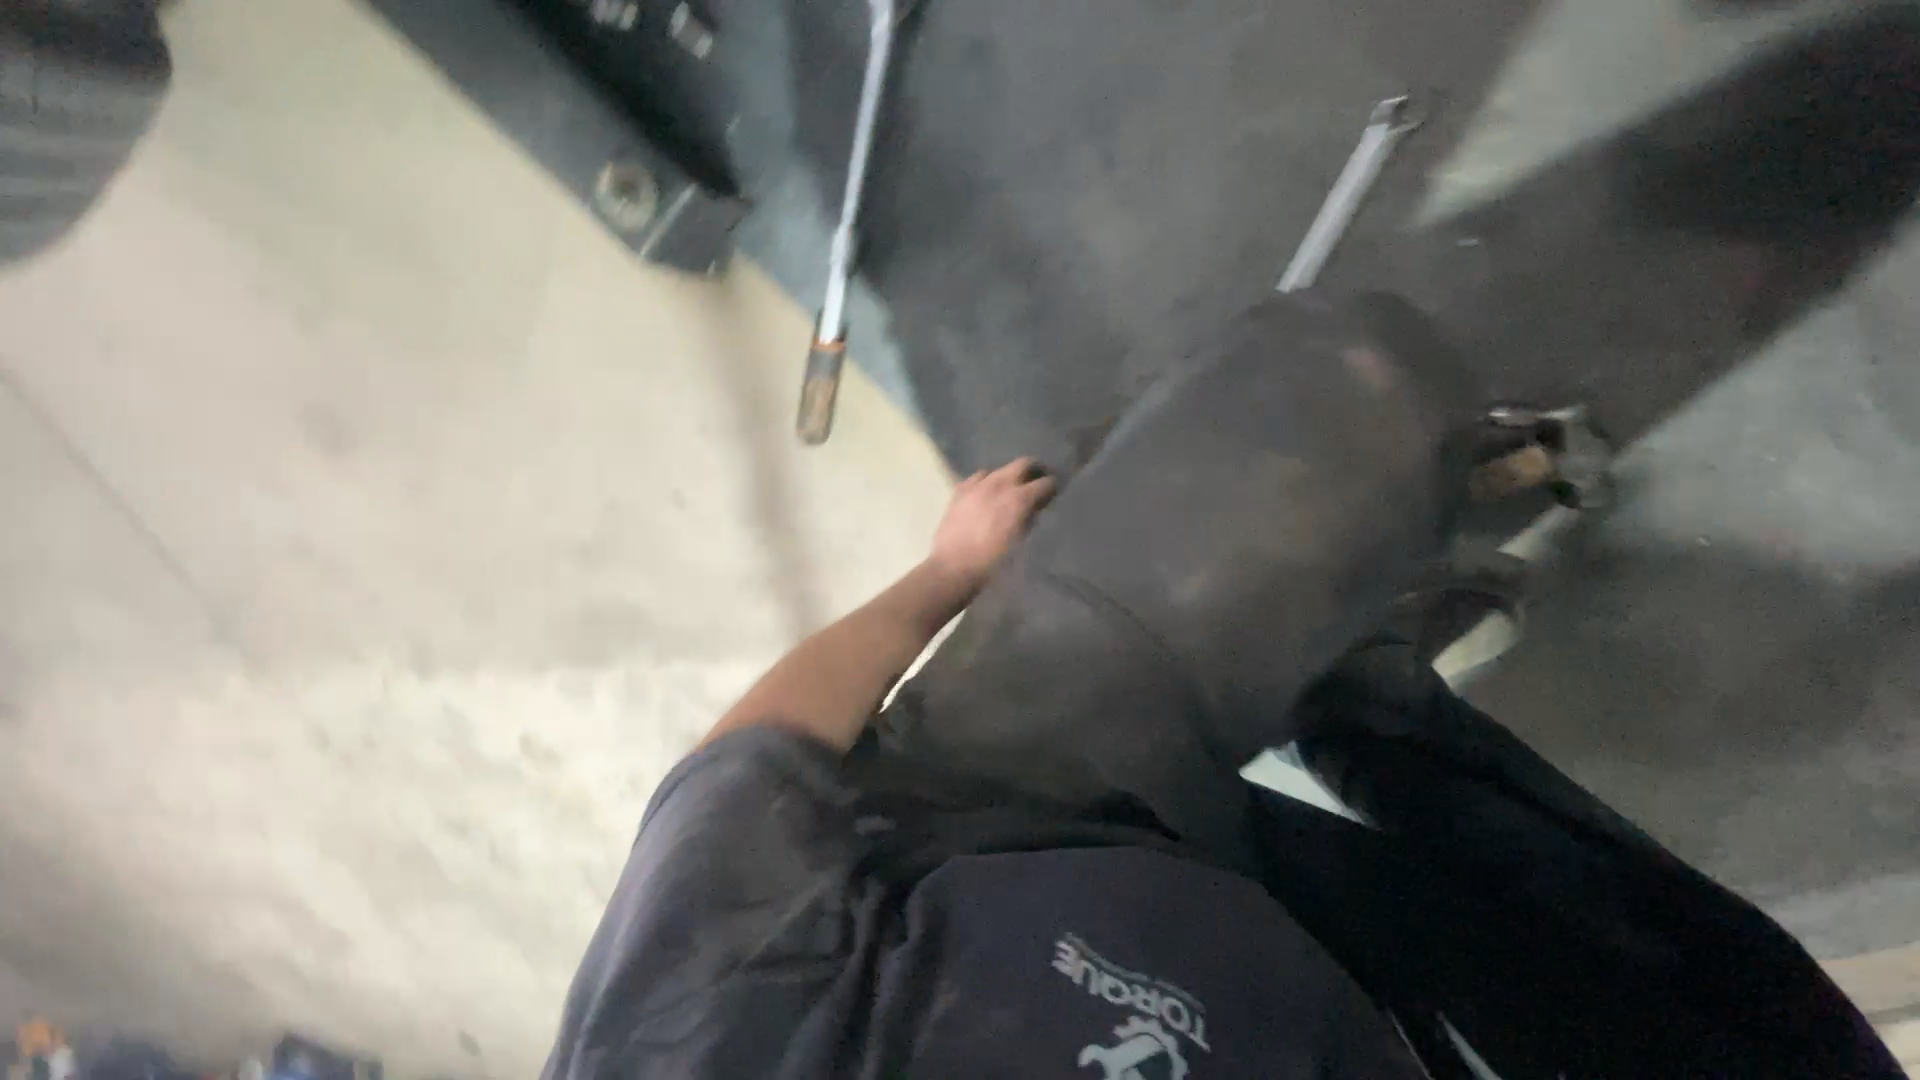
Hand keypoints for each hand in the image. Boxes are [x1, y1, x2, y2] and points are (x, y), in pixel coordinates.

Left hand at [928, 458, 1056, 593]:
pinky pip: (978, 478)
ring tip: (1009, 490)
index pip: (1044, 482)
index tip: (1054, 492)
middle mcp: (999, 484)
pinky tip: (986, 493)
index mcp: (1019, 498)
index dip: (1052, 487)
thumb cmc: (993, 562)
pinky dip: (986, 482)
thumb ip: (1029, 519)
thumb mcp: (1021, 542)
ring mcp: (977, 485)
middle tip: (1036, 482)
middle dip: (1033, 470)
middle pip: (1022, 464)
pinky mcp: (960, 490)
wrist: (954, 567)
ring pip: (999, 470)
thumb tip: (1033, 508)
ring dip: (1008, 477)